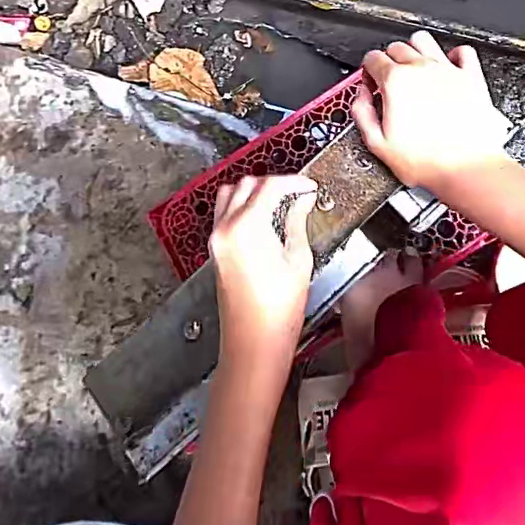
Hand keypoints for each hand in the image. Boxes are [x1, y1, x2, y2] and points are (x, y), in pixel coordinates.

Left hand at [210, 175, 318, 364]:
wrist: (253, 342)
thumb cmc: (277, 310)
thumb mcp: (298, 259)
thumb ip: (297, 221)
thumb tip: (301, 201)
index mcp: (246, 226)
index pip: (269, 186)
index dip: (293, 182)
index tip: (308, 186)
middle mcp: (225, 228)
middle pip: (247, 185)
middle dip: (273, 184)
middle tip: (297, 193)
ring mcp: (217, 239)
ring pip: (230, 195)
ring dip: (254, 192)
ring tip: (280, 203)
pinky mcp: (216, 250)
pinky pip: (224, 214)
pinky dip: (242, 207)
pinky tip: (264, 219)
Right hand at [353, 31, 510, 190]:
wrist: (466, 169)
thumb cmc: (427, 161)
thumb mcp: (377, 143)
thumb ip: (362, 112)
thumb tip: (360, 97)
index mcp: (395, 81)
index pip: (372, 58)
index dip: (368, 71)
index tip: (371, 84)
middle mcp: (421, 69)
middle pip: (396, 47)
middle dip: (388, 61)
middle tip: (389, 81)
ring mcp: (447, 70)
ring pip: (424, 40)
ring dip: (414, 50)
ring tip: (414, 69)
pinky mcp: (471, 77)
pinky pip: (462, 51)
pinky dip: (453, 55)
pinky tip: (447, 68)